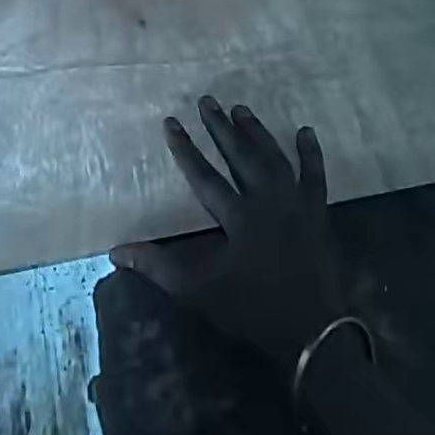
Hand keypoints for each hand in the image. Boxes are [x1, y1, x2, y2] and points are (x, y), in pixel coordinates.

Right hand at [111, 95, 346, 367]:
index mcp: (237, 217)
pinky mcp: (317, 213)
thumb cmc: (251, 309)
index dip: (185, 148)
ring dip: (256, 132)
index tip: (171, 120)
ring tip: (241, 108)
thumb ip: (158, 267)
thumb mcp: (198, 291)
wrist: (311, 334)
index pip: (203, 175)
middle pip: (240, 155)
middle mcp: (266, 200)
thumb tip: (116, 251)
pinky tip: (306, 131)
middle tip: (207, 100)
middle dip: (220, 127)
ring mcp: (295, 204)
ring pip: (273, 158)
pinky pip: (315, 176)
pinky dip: (311, 154)